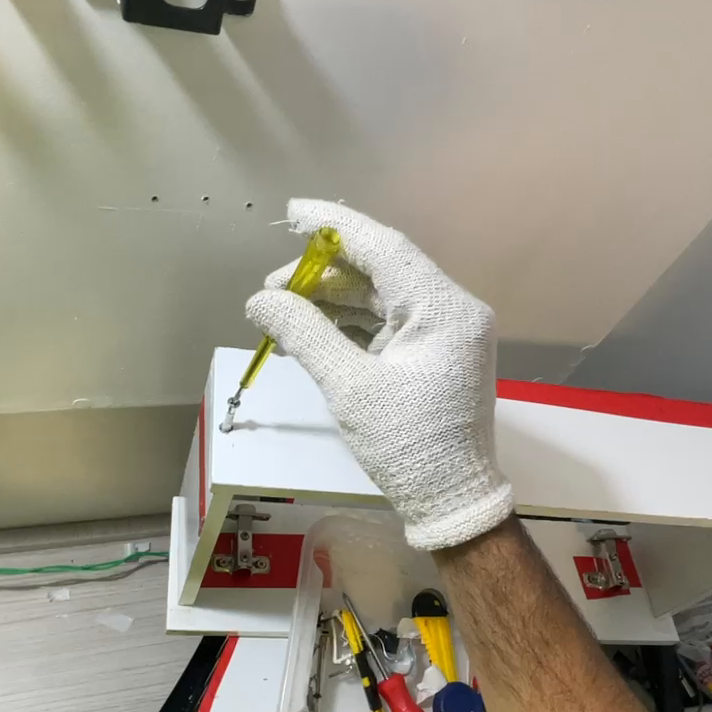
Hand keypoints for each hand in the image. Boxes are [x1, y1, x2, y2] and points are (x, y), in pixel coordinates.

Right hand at [245, 200, 513, 549]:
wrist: (451, 500)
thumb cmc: (407, 445)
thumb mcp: (350, 387)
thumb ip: (305, 335)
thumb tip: (260, 301)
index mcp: (444, 310)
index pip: (386, 247)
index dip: (335, 226)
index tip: (292, 212)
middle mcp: (452, 310)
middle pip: (381, 272)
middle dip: (323, 276)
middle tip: (272, 288)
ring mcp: (445, 333)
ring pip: (382, 299)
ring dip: (332, 303)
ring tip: (281, 312)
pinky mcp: (435, 354)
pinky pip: (388, 325)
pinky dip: (350, 326)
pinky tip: (310, 331)